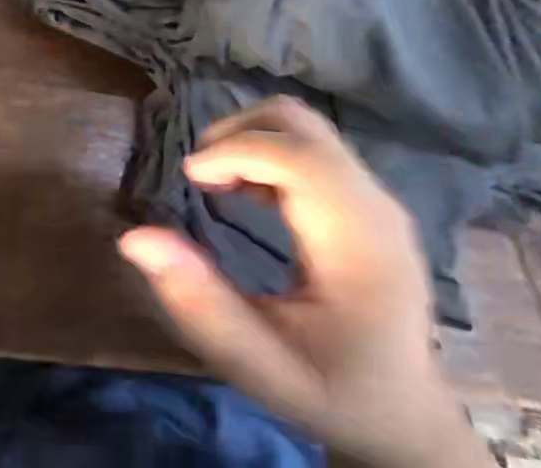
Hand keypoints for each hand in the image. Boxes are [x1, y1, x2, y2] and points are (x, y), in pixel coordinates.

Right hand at [117, 98, 488, 467]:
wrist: (405, 415)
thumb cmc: (335, 393)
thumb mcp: (262, 368)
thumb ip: (201, 305)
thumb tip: (135, 239)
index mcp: (358, 241)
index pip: (299, 155)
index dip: (236, 149)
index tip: (190, 178)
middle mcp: (373, 203)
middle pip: (299, 124)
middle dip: (237, 133)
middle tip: (199, 176)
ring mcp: (372, 196)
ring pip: (301, 126)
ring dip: (248, 138)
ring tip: (215, 183)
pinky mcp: (362, 197)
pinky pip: (308, 146)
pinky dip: (265, 150)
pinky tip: (243, 192)